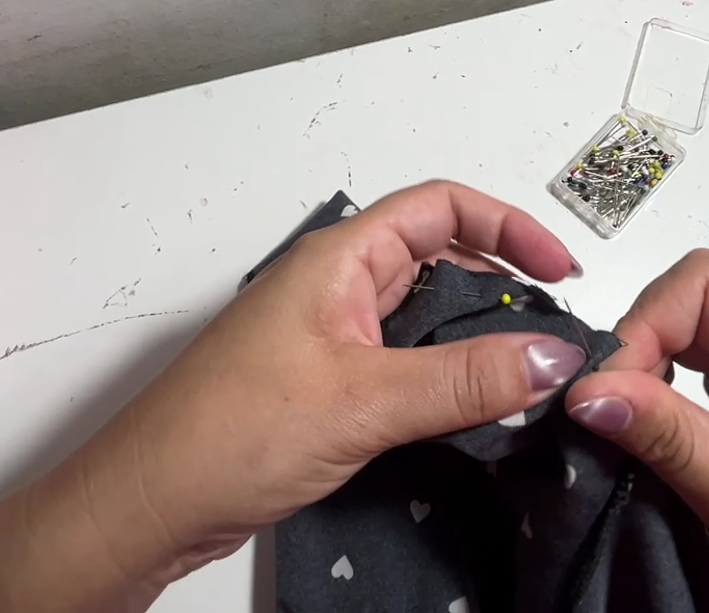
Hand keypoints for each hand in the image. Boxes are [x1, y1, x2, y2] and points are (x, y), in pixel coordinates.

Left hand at [0, 181, 585, 612]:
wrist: (149, 502)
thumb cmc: (234, 430)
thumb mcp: (364, 399)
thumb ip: (463, 379)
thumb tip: (552, 355)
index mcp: (341, 256)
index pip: (439, 207)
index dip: (506, 225)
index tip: (559, 267)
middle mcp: (339, 281)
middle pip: (437, 253)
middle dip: (501, 278)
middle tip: (554, 326)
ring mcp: (333, 329)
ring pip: (422, 307)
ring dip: (475, 328)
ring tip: (529, 364)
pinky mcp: (329, 375)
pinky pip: (404, 353)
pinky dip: (446, 367)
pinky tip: (475, 400)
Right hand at [563, 249, 708, 612]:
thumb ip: (672, 442)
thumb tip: (584, 391)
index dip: (649, 320)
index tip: (610, 387)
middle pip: (698, 300)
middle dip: (642, 342)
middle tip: (608, 408)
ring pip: (692, 329)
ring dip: (648, 364)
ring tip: (624, 420)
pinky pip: (699, 365)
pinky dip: (661, 386)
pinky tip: (651, 425)